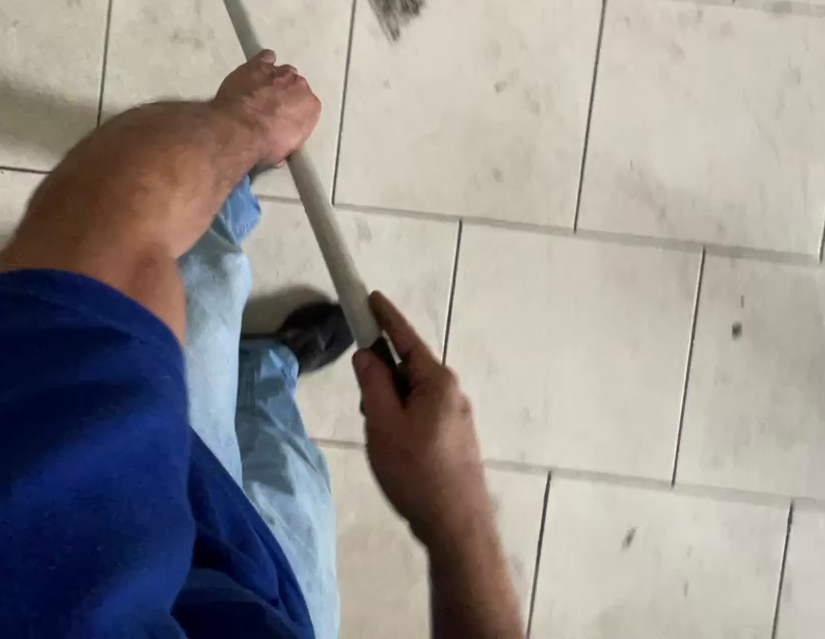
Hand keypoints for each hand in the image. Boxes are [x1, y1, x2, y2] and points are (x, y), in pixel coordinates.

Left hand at [211, 50, 320, 167]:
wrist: (241, 129)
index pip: (307, 107)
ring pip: (282, 71)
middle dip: (285, 95)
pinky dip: (263, 62)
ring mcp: (278, 72)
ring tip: (261, 90)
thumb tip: (279, 153)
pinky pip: (265, 57)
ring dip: (274, 79)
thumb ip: (285, 144)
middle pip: (295, 86)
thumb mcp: (281, 152)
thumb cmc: (264, 144)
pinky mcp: (257, 65)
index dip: (294, 113)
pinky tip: (256, 70)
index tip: (284, 121)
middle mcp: (299, 85)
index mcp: (311, 107)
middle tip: (271, 107)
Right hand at [353, 291, 496, 546]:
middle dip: (381, 378)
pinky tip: (396, 452)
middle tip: (366, 409)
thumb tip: (367, 354)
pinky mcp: (456, 440)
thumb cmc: (417, 471)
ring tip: (383, 442)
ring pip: (412, 395)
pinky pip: (421, 415)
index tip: (369, 295)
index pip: (404, 337)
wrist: (457, 529)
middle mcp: (451, 392)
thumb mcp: (382, 423)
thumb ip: (372, 383)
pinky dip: (402, 421)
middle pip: (406, 368)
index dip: (384, 316)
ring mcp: (457, 417)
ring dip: (390, 406)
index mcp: (436, 381)